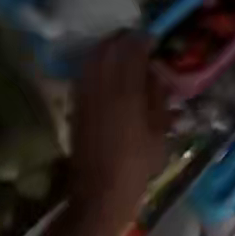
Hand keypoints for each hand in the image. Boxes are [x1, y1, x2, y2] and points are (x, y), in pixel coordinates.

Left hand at [68, 32, 167, 229]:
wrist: (100, 196)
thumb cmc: (138, 163)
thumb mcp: (159, 128)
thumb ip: (156, 94)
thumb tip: (154, 71)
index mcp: (126, 93)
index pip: (132, 50)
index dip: (144, 40)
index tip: (155, 40)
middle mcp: (102, 89)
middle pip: (108, 48)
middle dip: (123, 39)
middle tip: (139, 42)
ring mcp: (85, 98)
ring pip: (92, 59)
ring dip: (108, 49)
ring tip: (123, 52)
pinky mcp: (75, 109)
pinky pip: (84, 75)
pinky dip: (96, 65)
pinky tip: (107, 71)